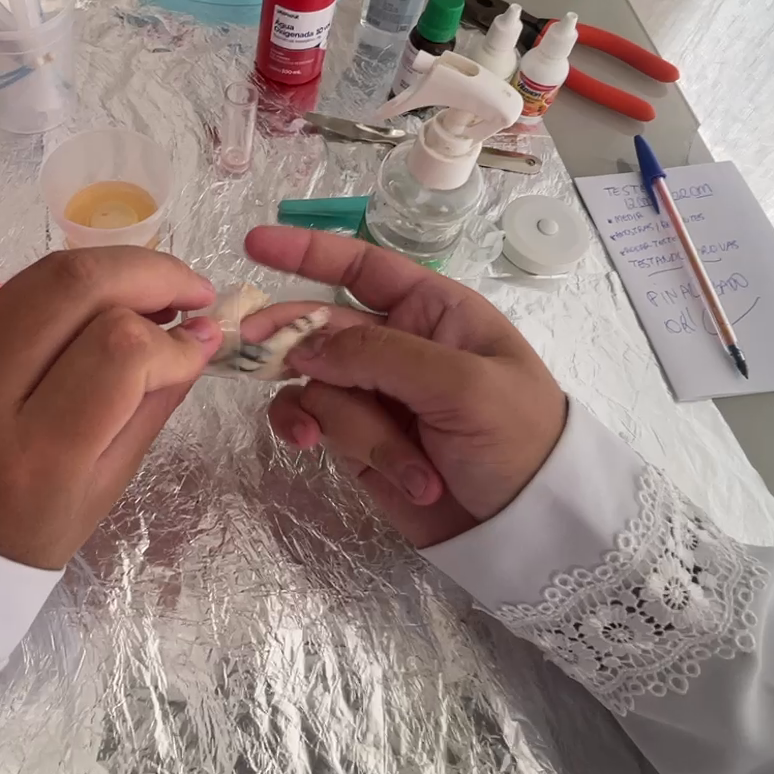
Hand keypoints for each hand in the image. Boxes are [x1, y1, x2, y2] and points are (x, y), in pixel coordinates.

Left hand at [0, 248, 221, 569]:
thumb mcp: (108, 486)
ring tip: (159, 290)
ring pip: (47, 272)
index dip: (171, 341)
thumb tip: (199, 336)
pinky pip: (23, 289)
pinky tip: (111, 298)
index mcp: (34, 454)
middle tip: (193, 290)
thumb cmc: (29, 534)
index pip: (117, 352)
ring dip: (117, 267)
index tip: (198, 346)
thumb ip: (155, 402)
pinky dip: (79, 283)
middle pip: (76, 285)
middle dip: (151, 273)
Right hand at [242, 226, 567, 546]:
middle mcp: (396, 343)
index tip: (254, 244)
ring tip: (389, 454)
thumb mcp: (462, 385)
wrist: (526, 530)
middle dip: (287, 335)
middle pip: (320, 324)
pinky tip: (310, 447)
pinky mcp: (355, 436)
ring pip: (314, 381)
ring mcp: (372, 392)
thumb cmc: (517, 439)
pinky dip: (309, 431)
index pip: (362, 266)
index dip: (307, 251)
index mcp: (432, 310)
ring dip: (341, 419)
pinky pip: (310, 418)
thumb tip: (304, 348)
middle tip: (247, 345)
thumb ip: (381, 355)